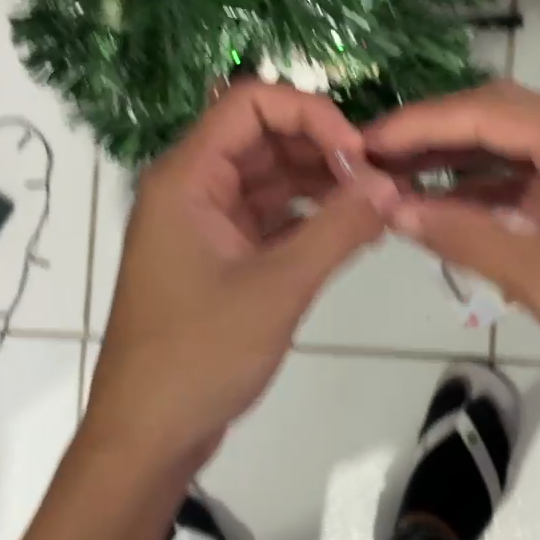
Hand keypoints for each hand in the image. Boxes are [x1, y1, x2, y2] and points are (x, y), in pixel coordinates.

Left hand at [85, 82, 398, 466]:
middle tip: (381, 182)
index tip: (358, 154)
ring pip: (271, 181)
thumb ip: (338, 229)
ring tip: (378, 206)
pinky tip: (355, 234)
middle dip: (324, 151)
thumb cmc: (199, 355)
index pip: (250, 104)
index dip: (310, 114)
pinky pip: (270, 221)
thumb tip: (391, 185)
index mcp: (187, 179)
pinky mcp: (220, 260)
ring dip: (322, 186)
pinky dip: (310, 222)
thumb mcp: (278, 287)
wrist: (148, 435)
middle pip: (263, 140)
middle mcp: (193, 190)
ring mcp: (206, 227)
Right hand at [366, 82, 539, 433]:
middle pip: (501, 117)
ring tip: (394, 179)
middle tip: (372, 160)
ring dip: (458, 162)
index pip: (490, 113)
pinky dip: (488, 191)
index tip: (363, 143)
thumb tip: (391, 206)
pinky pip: (533, 180)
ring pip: (514, 148)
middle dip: (434, 135)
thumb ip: (466, 237)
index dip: (420, 125)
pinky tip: (444, 206)